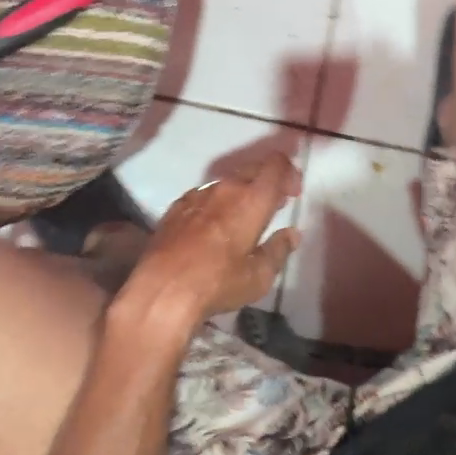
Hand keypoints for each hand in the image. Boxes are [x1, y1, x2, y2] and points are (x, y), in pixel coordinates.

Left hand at [122, 153, 301, 321]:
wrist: (162, 289)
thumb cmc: (218, 283)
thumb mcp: (259, 277)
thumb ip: (278, 250)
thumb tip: (291, 234)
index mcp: (252, 199)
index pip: (276, 165)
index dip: (289, 172)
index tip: (293, 192)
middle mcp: (226, 188)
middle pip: (253, 169)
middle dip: (267, 182)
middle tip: (274, 206)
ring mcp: (198, 194)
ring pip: (227, 182)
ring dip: (241, 193)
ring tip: (242, 219)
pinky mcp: (177, 206)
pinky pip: (204, 195)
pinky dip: (216, 203)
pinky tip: (212, 228)